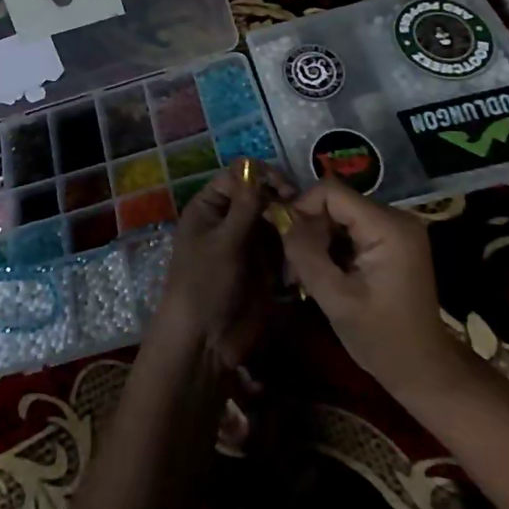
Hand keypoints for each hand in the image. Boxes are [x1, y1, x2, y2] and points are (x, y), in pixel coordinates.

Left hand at [154, 159, 288, 373]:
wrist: (205, 339)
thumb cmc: (205, 283)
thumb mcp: (224, 242)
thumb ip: (245, 207)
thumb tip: (256, 170)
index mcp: (209, 207)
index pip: (238, 176)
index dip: (261, 177)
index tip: (287, 189)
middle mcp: (228, 220)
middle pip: (261, 197)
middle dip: (282, 204)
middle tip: (304, 217)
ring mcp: (247, 243)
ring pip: (276, 223)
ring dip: (290, 230)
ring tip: (301, 243)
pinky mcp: (263, 267)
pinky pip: (282, 249)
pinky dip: (292, 253)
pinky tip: (297, 266)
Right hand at [279, 180, 461, 391]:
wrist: (423, 369)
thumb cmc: (381, 337)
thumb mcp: (334, 296)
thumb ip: (304, 252)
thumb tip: (278, 217)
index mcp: (388, 227)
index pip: (330, 192)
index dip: (301, 208)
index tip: (287, 240)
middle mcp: (395, 217)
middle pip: (333, 202)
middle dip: (308, 229)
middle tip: (293, 266)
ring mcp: (395, 228)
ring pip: (337, 215)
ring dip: (316, 240)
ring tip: (304, 273)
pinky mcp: (390, 240)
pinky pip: (348, 227)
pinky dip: (330, 246)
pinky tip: (322, 272)